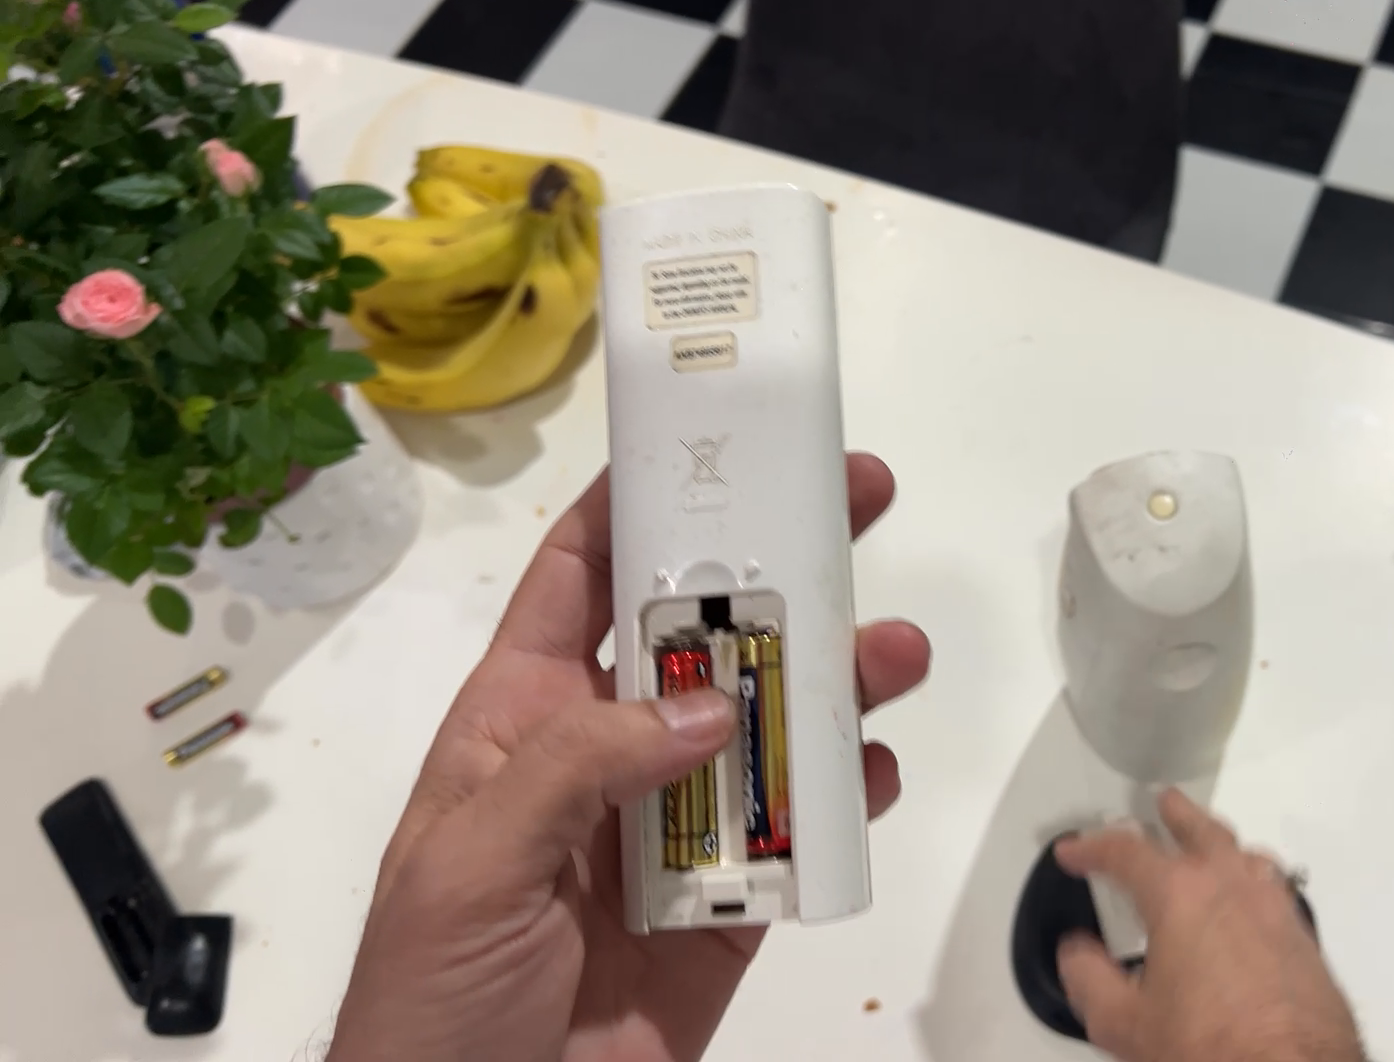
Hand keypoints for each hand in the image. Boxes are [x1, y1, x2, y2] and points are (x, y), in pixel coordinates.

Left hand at [329, 453, 929, 1061]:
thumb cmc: (437, 1001)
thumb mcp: (469, 865)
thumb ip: (579, 766)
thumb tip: (709, 711)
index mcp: (535, 709)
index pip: (587, 576)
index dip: (640, 504)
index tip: (711, 450)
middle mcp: (622, 737)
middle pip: (711, 625)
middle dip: (781, 561)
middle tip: (854, 501)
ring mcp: (688, 804)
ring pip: (776, 711)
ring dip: (837, 674)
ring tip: (898, 649)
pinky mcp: (742, 874)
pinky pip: (807, 813)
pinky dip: (848, 787)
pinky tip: (875, 770)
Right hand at [1053, 789, 1363, 1061]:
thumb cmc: (1210, 1052)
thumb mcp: (1126, 1025)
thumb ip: (1090, 980)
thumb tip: (1075, 953)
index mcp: (1179, 895)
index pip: (1124, 851)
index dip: (1090, 847)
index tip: (1072, 852)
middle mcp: (1229, 885)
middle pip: (1199, 828)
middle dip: (1174, 813)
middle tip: (1161, 802)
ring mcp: (1273, 908)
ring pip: (1244, 853)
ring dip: (1219, 842)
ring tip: (1209, 846)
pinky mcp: (1305, 939)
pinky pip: (1275, 887)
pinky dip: (1253, 878)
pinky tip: (1250, 901)